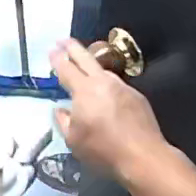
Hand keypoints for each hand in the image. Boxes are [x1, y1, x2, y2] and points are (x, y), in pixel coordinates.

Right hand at [50, 38, 170, 181]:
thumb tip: (60, 109)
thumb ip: (63, 121)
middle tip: (64, 40)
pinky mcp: (137, 97)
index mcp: (83, 90)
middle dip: (73, 48)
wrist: (143, 156)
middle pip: (86, 59)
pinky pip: (117, 86)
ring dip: (92, 67)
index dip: (57, 58)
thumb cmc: (102, 149)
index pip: (66, 68)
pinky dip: (107, 85)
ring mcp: (123, 88)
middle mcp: (103, 83)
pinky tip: (106, 95)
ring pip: (103, 72)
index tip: (52, 49)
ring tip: (85, 69)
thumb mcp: (73, 140)